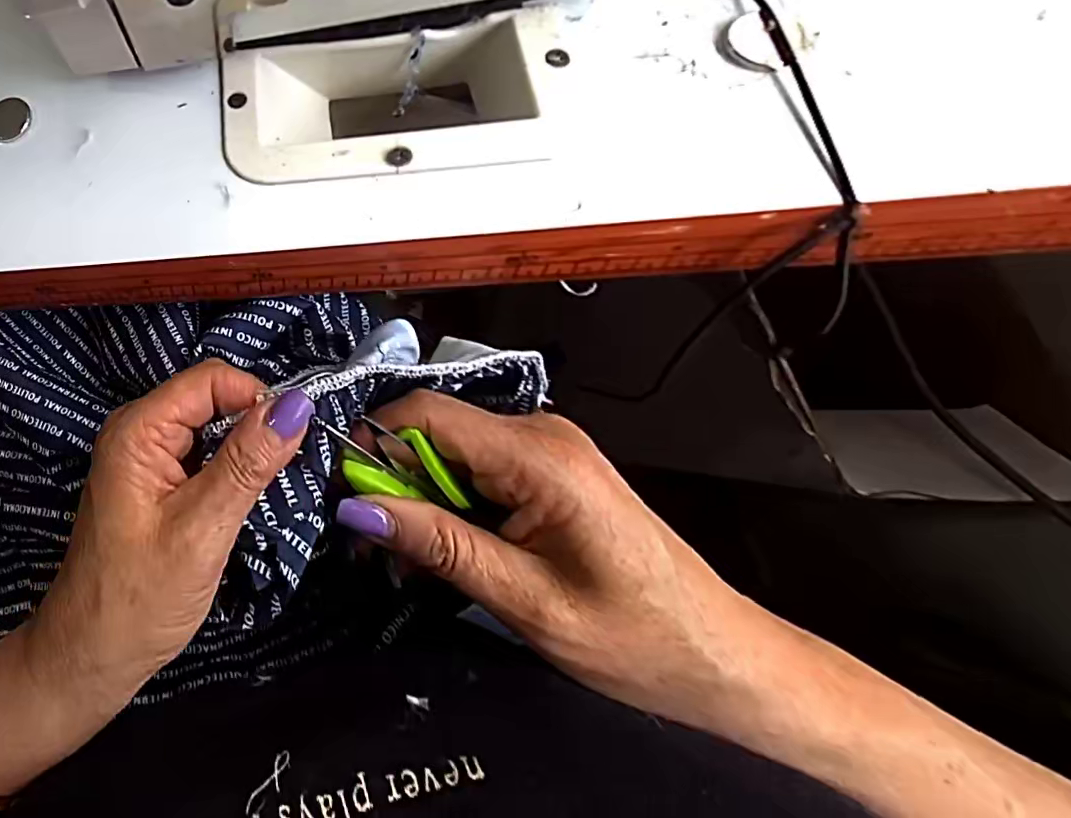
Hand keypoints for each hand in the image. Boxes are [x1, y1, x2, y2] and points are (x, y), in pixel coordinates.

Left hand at [34, 359, 314, 693]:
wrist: (90, 659)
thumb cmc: (139, 600)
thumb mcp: (202, 528)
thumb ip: (248, 462)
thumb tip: (295, 406)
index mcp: (138, 430)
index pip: (211, 379)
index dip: (256, 399)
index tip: (288, 441)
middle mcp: (138, 429)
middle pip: (213, 398)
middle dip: (253, 426)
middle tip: (278, 474)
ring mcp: (146, 454)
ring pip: (213, 425)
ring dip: (245, 450)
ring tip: (261, 493)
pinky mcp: (156, 478)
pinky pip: (204, 451)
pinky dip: (231, 467)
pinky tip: (240, 500)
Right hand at [333, 389, 774, 730]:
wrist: (722, 656)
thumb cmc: (639, 638)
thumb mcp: (525, 601)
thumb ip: (437, 545)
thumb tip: (359, 506)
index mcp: (539, 456)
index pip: (427, 414)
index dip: (374, 442)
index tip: (348, 494)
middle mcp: (540, 434)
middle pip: (434, 433)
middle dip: (394, 483)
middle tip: (376, 546)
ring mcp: (544, 448)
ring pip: (449, 454)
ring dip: (421, 501)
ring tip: (415, 561)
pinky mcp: (545, 468)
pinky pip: (475, 470)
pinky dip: (450, 505)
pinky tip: (452, 550)